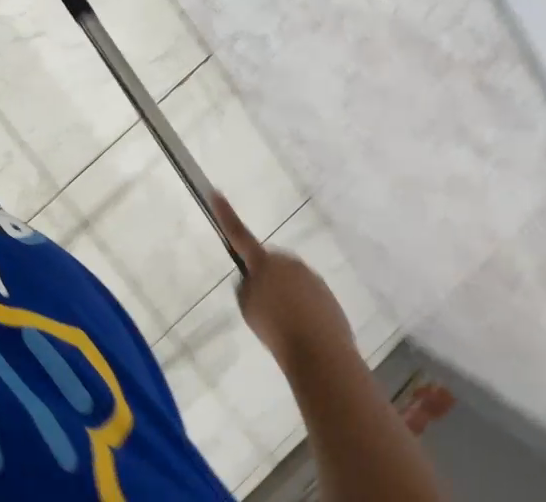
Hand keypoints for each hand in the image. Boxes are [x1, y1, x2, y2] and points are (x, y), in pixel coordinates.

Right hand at [212, 194, 355, 367]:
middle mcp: (289, 262)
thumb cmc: (274, 327)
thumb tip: (255, 280)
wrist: (321, 353)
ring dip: (285, 293)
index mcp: (264, 262)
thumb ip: (247, 286)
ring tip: (283, 322)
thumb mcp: (246, 305)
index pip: (239, 234)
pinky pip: (307, 295)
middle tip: (263, 304)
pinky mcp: (328, 295)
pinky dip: (301, 306)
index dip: (226, 215)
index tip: (216, 193)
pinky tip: (300, 327)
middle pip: (270, 262)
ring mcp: (312, 277)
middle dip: (266, 276)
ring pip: (290, 279)